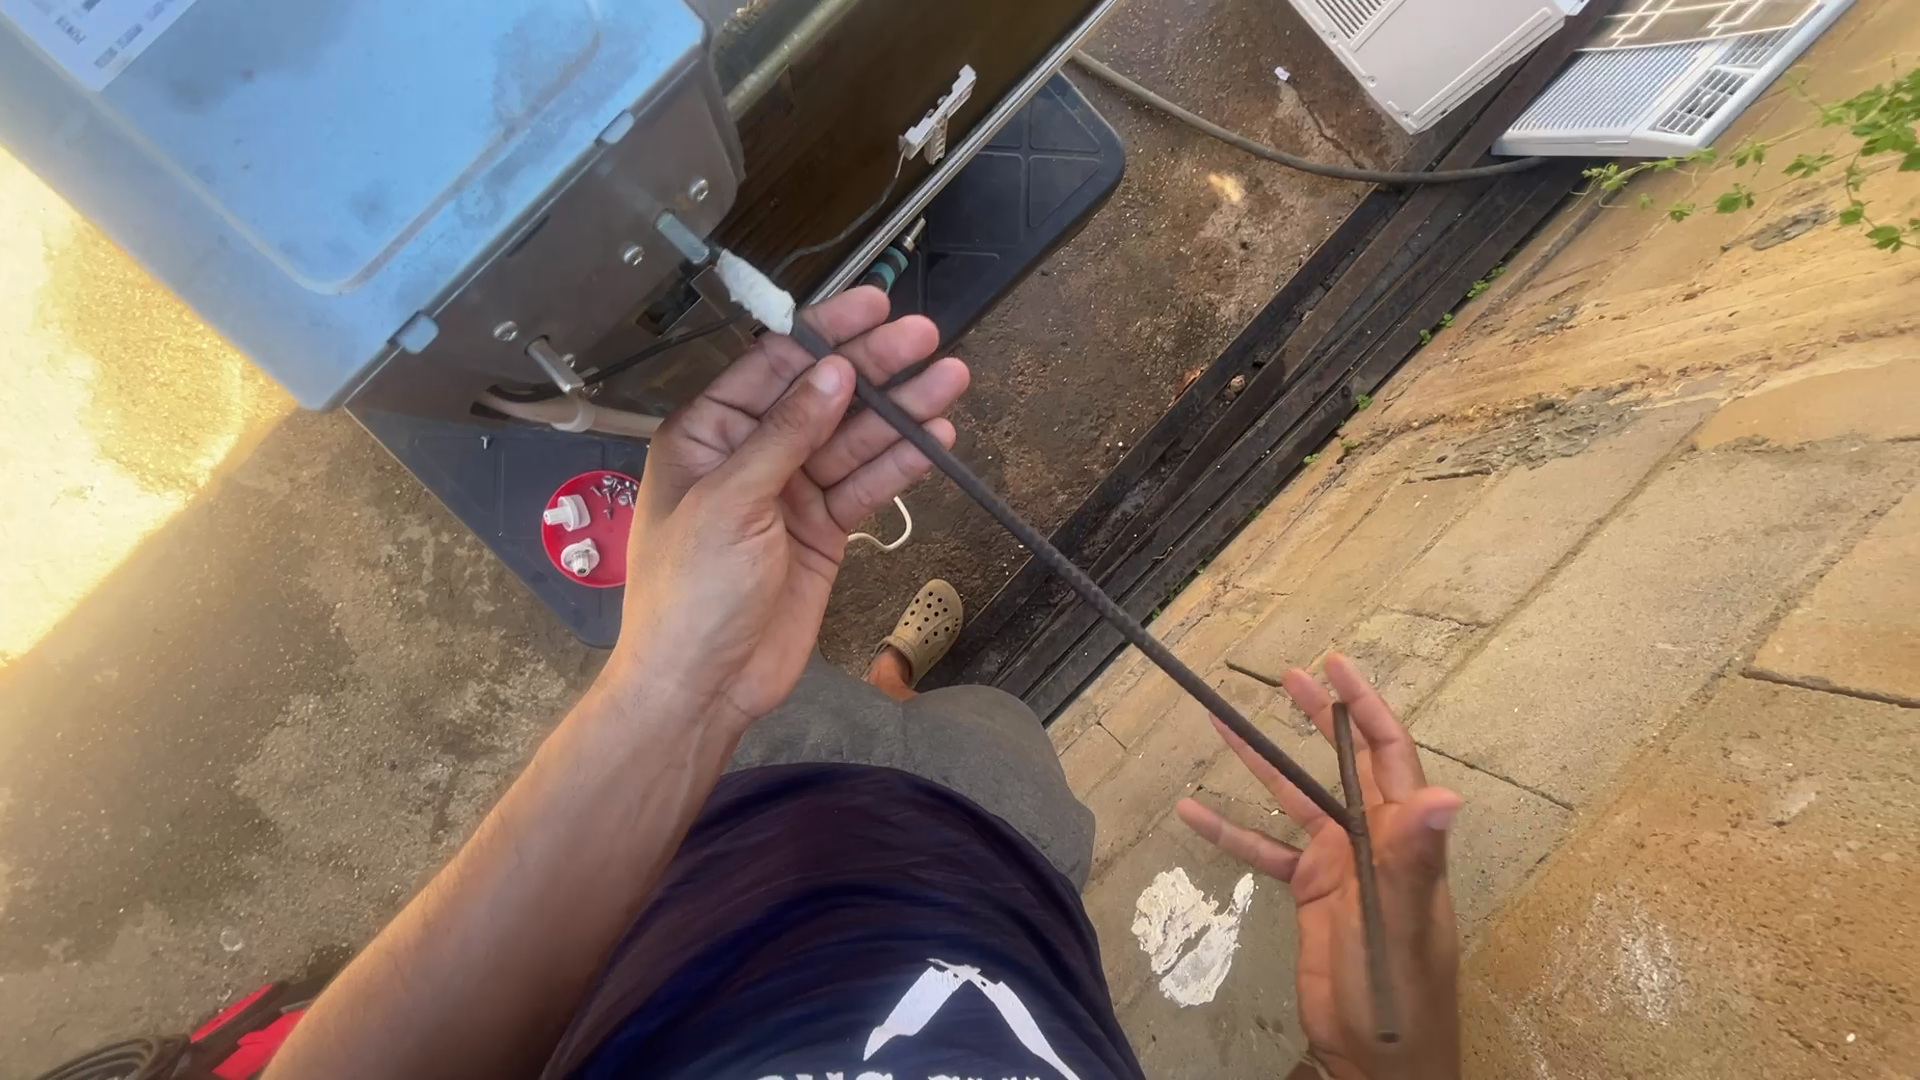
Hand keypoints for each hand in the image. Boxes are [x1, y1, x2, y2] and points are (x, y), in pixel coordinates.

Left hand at [609, 287, 968, 731]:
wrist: (704, 682)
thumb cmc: (692, 591)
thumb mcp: (731, 500)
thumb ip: (786, 434)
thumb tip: (833, 373)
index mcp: (710, 434)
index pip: (775, 366)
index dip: (826, 334)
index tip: (875, 305)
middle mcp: (754, 454)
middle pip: (825, 399)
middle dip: (875, 368)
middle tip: (928, 339)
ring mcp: (793, 493)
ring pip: (855, 442)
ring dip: (902, 415)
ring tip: (950, 383)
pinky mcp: (824, 531)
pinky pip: (866, 488)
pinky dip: (899, 468)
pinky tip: (935, 443)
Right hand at [1176, 654, 1462, 1079]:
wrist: (1374, 1059)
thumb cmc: (1397, 991)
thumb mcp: (1400, 922)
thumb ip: (1413, 860)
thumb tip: (1448, 797)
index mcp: (1401, 836)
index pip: (1389, 753)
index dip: (1365, 705)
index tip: (1334, 665)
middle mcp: (1371, 837)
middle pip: (1340, 761)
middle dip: (1316, 716)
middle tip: (1286, 676)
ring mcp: (1338, 861)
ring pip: (1292, 796)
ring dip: (1258, 761)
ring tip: (1218, 723)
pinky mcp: (1308, 887)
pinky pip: (1262, 847)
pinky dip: (1229, 829)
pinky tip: (1191, 810)